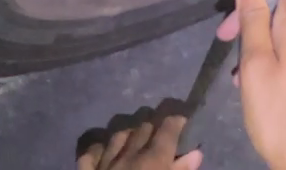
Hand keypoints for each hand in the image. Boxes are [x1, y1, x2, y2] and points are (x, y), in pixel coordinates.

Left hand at [78, 115, 201, 169]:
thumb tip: (195, 154)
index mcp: (154, 159)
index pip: (168, 127)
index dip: (176, 121)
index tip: (183, 122)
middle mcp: (129, 154)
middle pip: (144, 126)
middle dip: (154, 127)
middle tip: (161, 136)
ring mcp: (104, 163)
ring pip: (118, 135)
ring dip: (129, 135)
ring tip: (136, 141)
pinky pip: (90, 154)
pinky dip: (99, 150)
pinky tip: (104, 153)